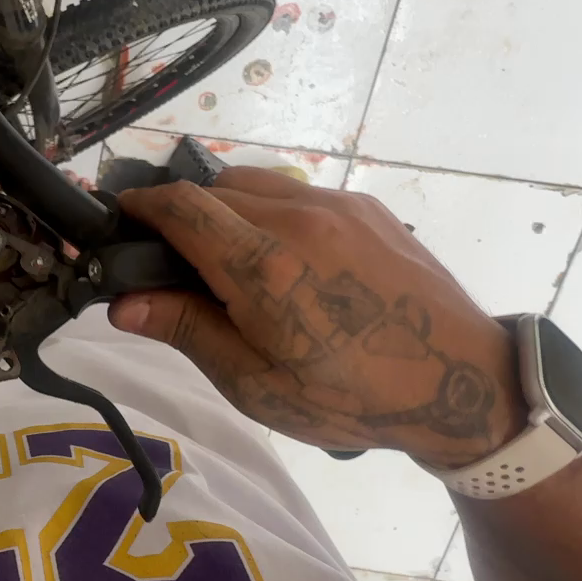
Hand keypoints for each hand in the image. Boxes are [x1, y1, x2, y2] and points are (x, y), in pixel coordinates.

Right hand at [110, 168, 524, 467]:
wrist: (463, 385)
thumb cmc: (350, 398)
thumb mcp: (255, 383)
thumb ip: (187, 331)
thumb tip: (122, 304)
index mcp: (263, 266)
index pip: (181, 206)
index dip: (140, 204)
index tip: (118, 216)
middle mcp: (297, 218)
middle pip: (211, 186)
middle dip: (178, 211)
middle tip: (169, 256)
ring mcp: (336, 205)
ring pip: (252, 182)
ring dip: (221, 206)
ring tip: (223, 256)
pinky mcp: (364, 206)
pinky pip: (293, 192)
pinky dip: (264, 209)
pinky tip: (279, 255)